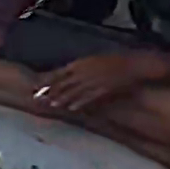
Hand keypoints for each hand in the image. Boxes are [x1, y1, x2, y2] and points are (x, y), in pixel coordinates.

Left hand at [36, 51, 163, 111]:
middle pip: (63, 83)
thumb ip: (76, 67)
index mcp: (79, 64)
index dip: (45, 81)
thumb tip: (63, 73)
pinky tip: (71, 108)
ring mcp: (94, 81)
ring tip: (52, 104)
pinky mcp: (105, 89)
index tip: (34, 86)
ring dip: (62, 98)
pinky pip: (90, 97)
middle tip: (38, 98)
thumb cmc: (113, 61)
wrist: (136, 63)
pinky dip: (80, 102)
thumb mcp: (90, 60)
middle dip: (50, 91)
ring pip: (74, 91)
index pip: (57, 73)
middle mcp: (84, 72)